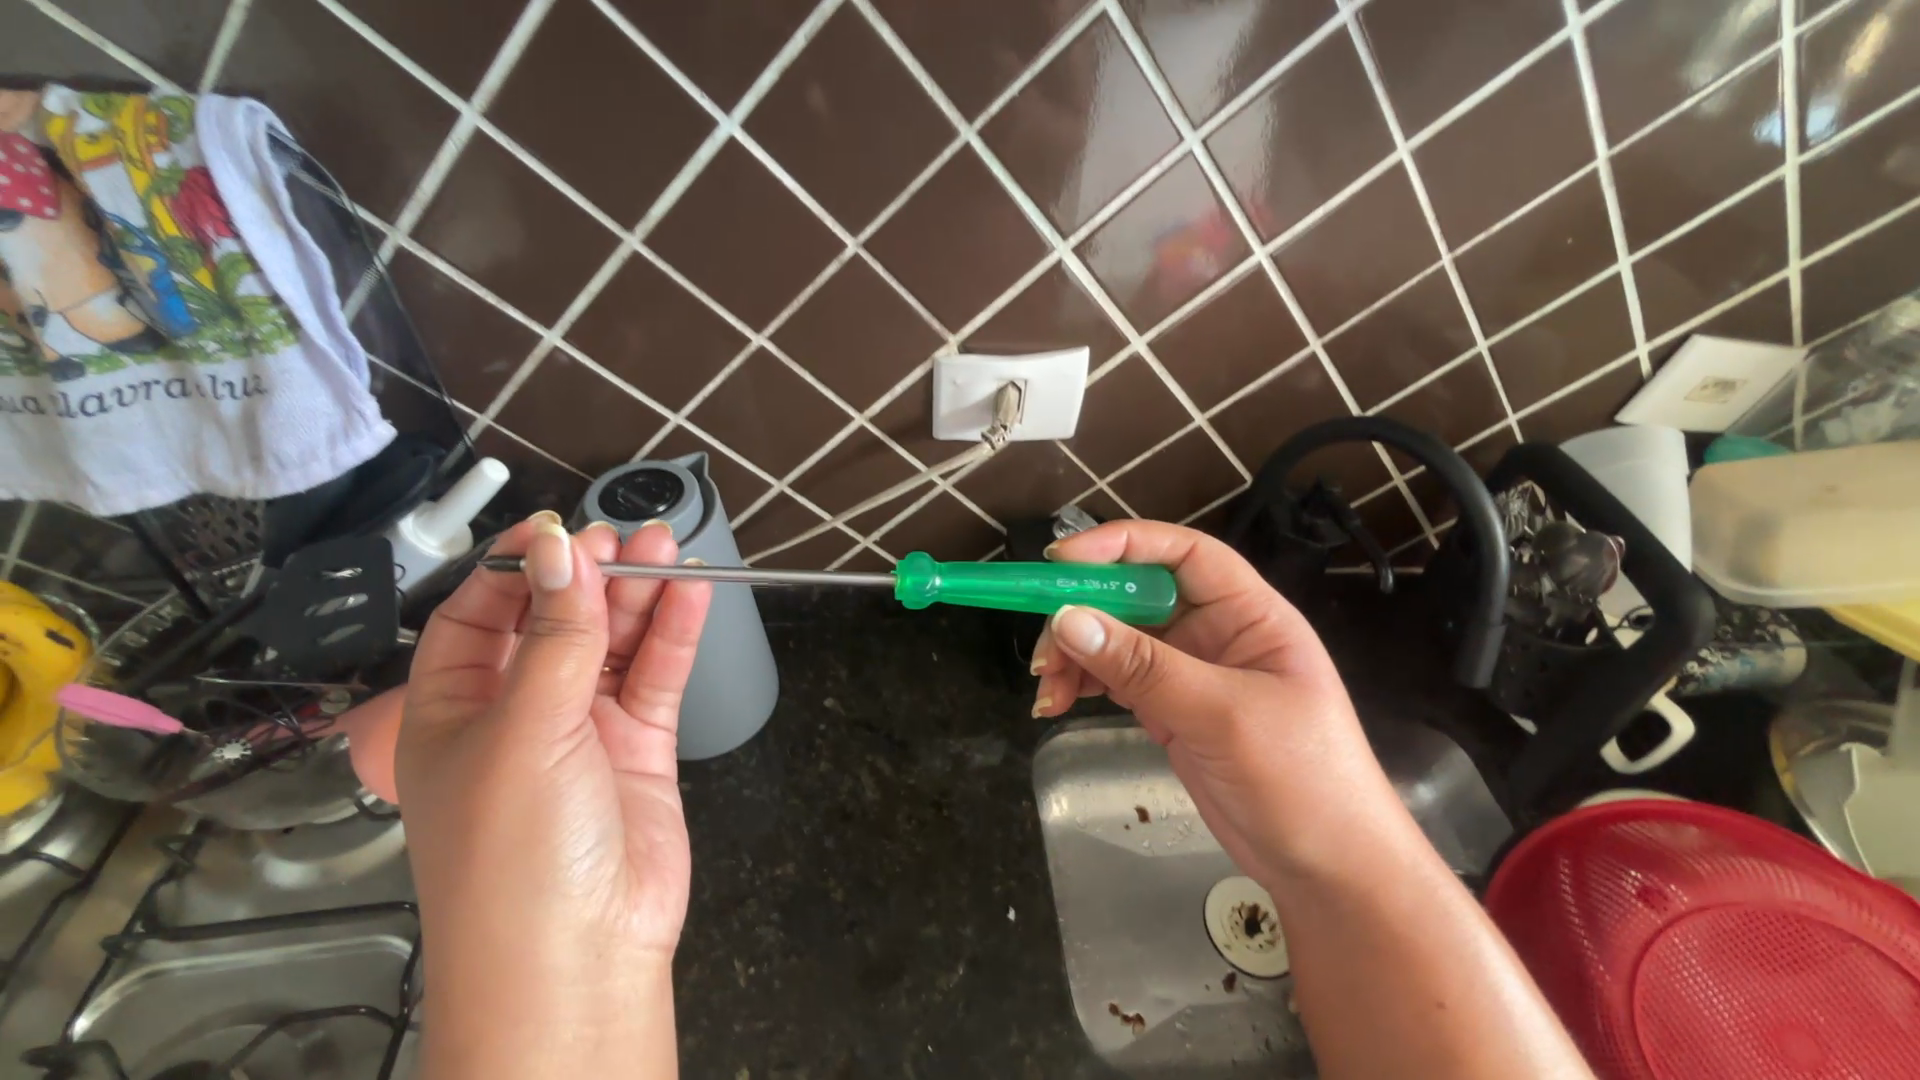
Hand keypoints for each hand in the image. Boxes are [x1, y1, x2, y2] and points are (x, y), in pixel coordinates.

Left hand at [397, 512, 709, 1077]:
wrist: (581, 958)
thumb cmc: (516, 852)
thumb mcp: (525, 729)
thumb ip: (555, 634)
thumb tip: (563, 548)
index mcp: (453, 708)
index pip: (478, 614)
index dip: (518, 569)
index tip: (562, 531)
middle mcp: (517, 712)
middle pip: (556, 621)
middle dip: (592, 575)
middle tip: (630, 535)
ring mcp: (583, 729)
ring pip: (614, 643)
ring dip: (640, 596)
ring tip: (670, 548)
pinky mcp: (639, 747)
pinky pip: (656, 677)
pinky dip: (674, 635)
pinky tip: (693, 596)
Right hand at [1029, 520, 1392, 885]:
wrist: (1328, 867)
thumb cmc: (1301, 778)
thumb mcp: (1221, 715)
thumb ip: (1143, 666)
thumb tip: (1068, 620)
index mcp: (1247, 612)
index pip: (1181, 552)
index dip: (1120, 544)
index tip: (1061, 559)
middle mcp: (1214, 631)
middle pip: (1135, 595)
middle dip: (1083, 614)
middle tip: (1044, 651)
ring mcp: (1189, 671)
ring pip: (1116, 638)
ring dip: (1074, 654)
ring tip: (1046, 690)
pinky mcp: (1169, 709)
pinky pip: (1114, 679)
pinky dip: (1081, 684)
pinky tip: (1056, 702)